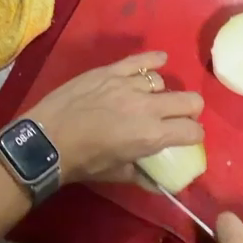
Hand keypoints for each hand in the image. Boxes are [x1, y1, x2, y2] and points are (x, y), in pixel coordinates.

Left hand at [24, 51, 202, 184]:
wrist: (48, 138)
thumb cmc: (83, 161)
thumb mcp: (116, 175)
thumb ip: (142, 176)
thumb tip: (157, 182)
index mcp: (151, 135)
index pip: (192, 131)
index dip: (194, 135)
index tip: (188, 137)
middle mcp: (147, 107)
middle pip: (189, 100)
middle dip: (191, 110)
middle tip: (179, 117)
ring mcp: (129, 84)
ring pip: (162, 81)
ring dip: (161, 92)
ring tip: (150, 98)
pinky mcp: (111, 70)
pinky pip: (140, 60)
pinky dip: (153, 60)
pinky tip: (159, 61)